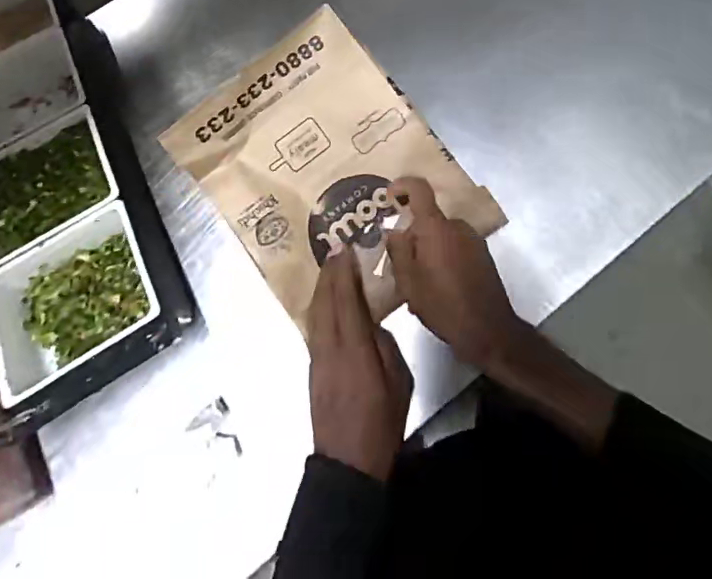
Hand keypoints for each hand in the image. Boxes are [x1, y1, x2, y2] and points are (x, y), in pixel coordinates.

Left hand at [308, 249, 412, 480]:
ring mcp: (316, 356)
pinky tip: (327, 302)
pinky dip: (320, 306)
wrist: (347, 462)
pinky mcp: (312, 366)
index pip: (345, 300)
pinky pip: (314, 325)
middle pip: (324, 300)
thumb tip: (372, 324)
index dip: (343, 273)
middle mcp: (329, 347)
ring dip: (322, 287)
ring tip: (331, 270)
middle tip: (336, 251)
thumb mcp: (399, 384)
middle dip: (329, 273)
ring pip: (315, 311)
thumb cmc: (381, 424)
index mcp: (354, 350)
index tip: (345, 249)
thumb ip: (386, 347)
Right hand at [386, 176, 532, 373]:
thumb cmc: (443, 305)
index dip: (403, 185)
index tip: (390, 195)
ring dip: (428, 249)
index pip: (420, 189)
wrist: (490, 332)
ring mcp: (474, 241)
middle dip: (412, 234)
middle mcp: (457, 227)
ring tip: (418, 280)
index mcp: (436, 227)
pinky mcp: (483, 256)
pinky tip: (438, 286)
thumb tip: (393, 231)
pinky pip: (455, 246)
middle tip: (400, 261)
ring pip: (441, 235)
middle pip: (428, 219)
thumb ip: (398, 250)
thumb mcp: (408, 282)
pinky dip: (443, 258)